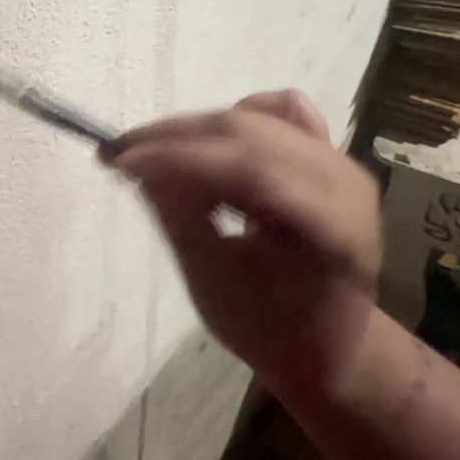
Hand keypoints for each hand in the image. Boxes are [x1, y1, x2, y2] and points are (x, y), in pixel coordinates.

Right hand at [105, 90, 383, 394]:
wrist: (328, 345)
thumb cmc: (269, 327)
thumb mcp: (214, 283)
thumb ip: (179, 217)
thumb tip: (138, 165)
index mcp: (330, 225)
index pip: (245, 169)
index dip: (176, 158)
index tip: (117, 163)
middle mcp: (343, 181)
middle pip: (248, 132)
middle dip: (175, 137)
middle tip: (118, 151)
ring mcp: (339, 163)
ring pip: (255, 117)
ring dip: (194, 129)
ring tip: (150, 153)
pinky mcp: (328, 154)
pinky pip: (279, 113)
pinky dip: (236, 119)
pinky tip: (205, 147)